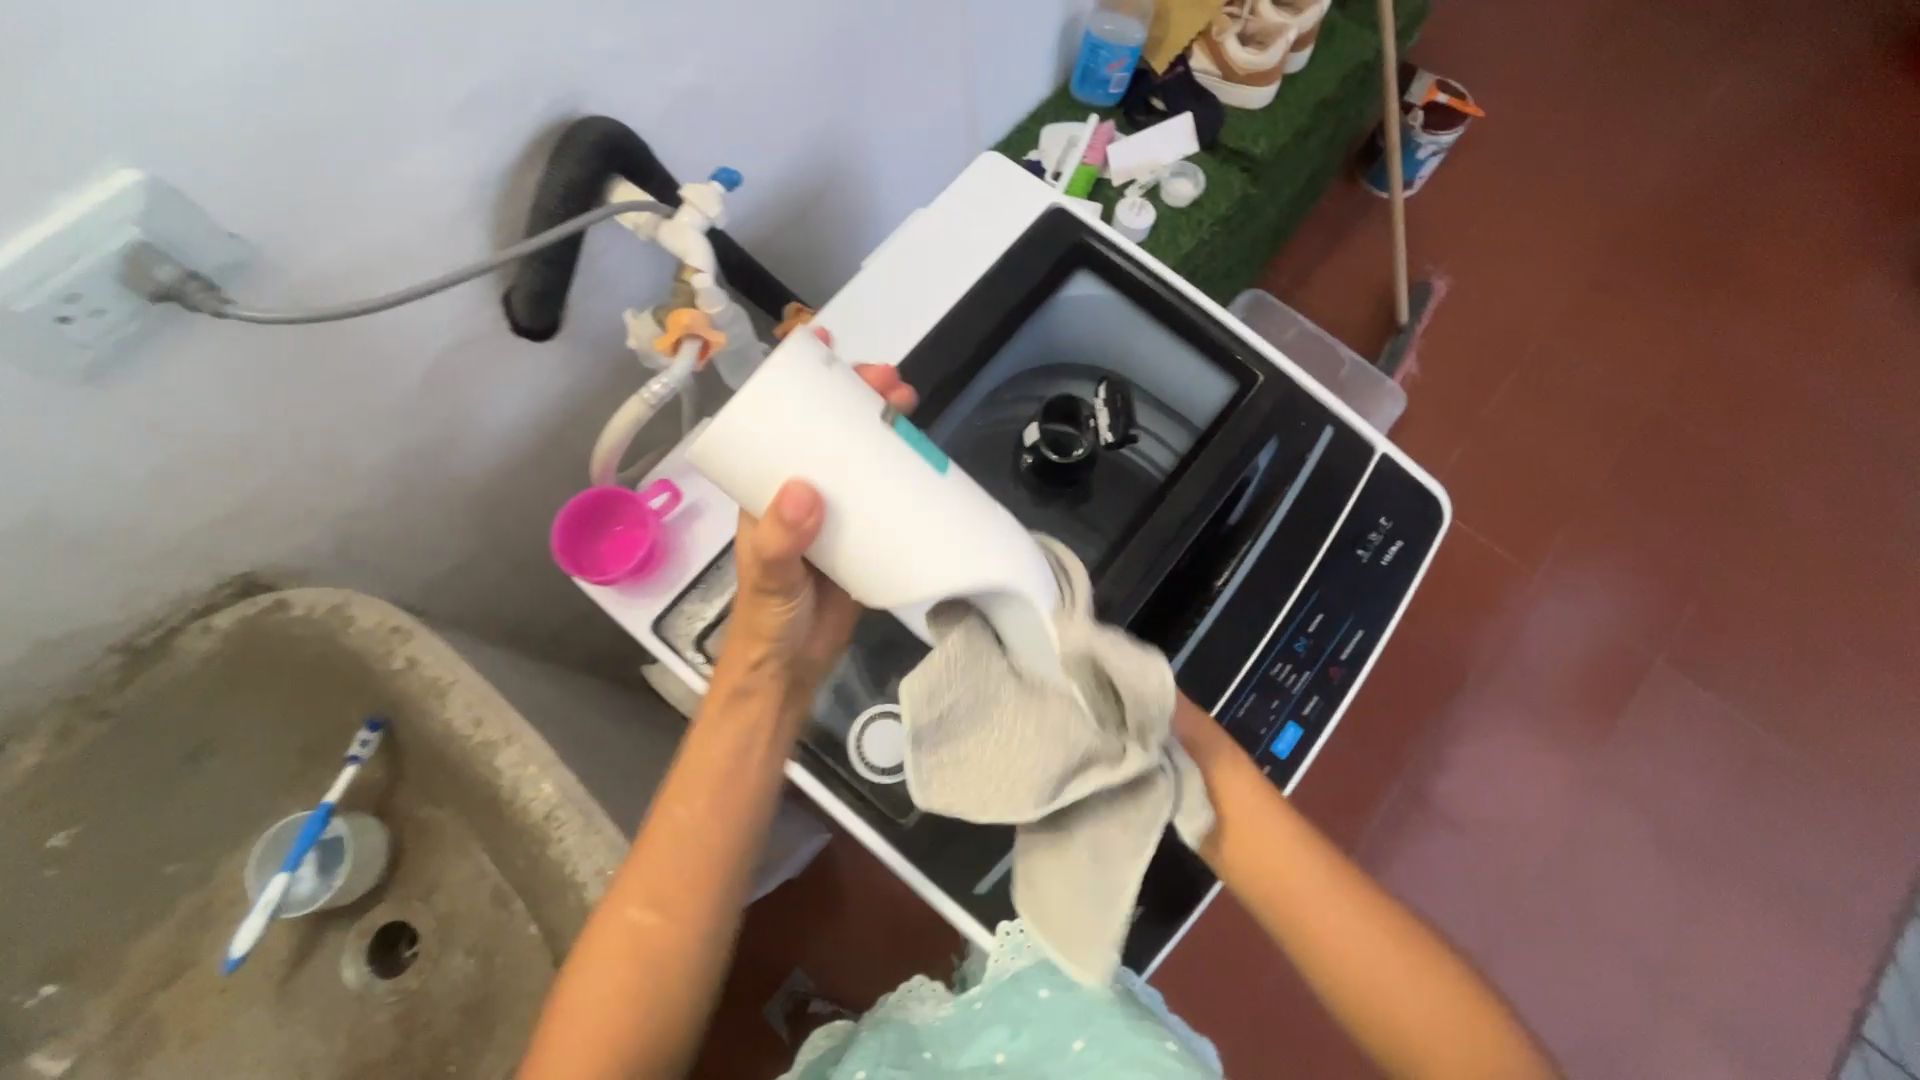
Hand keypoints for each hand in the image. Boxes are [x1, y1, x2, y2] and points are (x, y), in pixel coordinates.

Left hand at [716, 364, 917, 712]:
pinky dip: (905, 473)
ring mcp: (836, 513)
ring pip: (862, 458)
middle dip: (856, 398)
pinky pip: (886, 497)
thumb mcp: (768, 576)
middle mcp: (802, 492)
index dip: (800, 383)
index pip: (781, 423)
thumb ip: (778, 539)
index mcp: (768, 488)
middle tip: (888, 381)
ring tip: (910, 404)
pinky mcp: (865, 536)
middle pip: (830, 431)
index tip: (823, 349)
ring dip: (885, 427)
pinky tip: (927, 456)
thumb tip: (805, 489)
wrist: (794, 667)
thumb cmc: (768, 617)